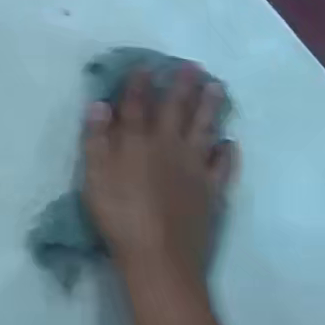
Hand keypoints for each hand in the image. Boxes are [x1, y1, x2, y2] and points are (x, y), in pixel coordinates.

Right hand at [82, 65, 236, 275]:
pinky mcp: (211, 192)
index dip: (140, 83)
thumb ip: (96, 138)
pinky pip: (222, 166)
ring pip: (203, 129)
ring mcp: (193, 168)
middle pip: (176, 109)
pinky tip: (230, 142)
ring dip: (210, 107)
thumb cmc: (119, 215)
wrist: (160, 259)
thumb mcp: (95, 175)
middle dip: (183, 85)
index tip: (146, 65)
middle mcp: (168, 145)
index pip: (137, 104)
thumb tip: (99, 103)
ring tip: (217, 87)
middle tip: (194, 65)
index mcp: (137, 140)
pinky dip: (227, 152)